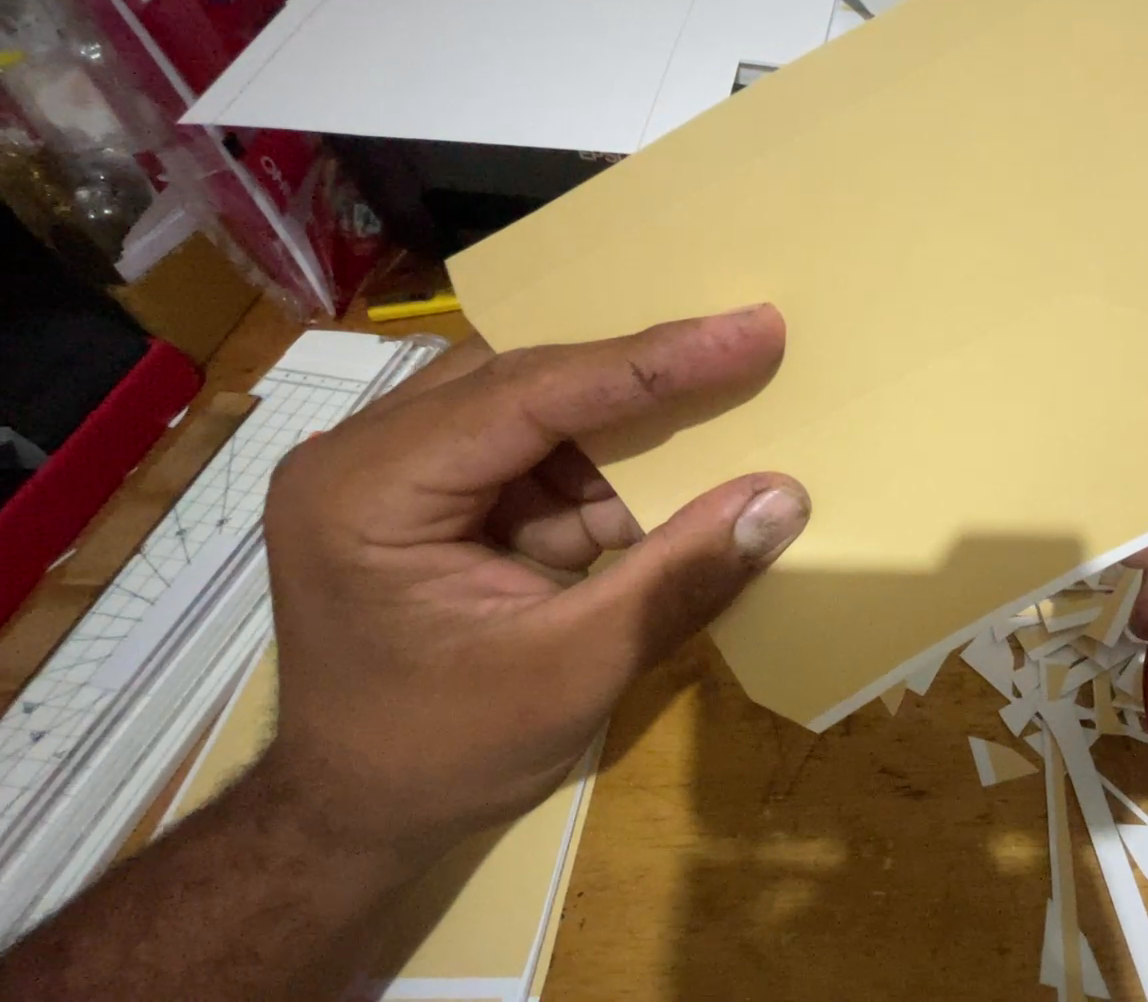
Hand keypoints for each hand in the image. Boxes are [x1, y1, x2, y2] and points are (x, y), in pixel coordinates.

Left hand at [260, 305, 809, 856]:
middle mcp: (376, 456)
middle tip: (747, 346)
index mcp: (371, 489)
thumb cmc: (446, 754)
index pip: (531, 393)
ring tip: (728, 411)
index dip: (655, 361)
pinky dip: (619, 477)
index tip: (752, 330)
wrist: (362, 818)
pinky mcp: (451, 501)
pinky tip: (678, 484)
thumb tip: (784, 499)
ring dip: (636, 428)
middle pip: (534, 380)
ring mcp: (409, 475)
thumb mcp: (575, 669)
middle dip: (646, 375)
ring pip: (547, 411)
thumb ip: (680, 577)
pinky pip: (551, 459)